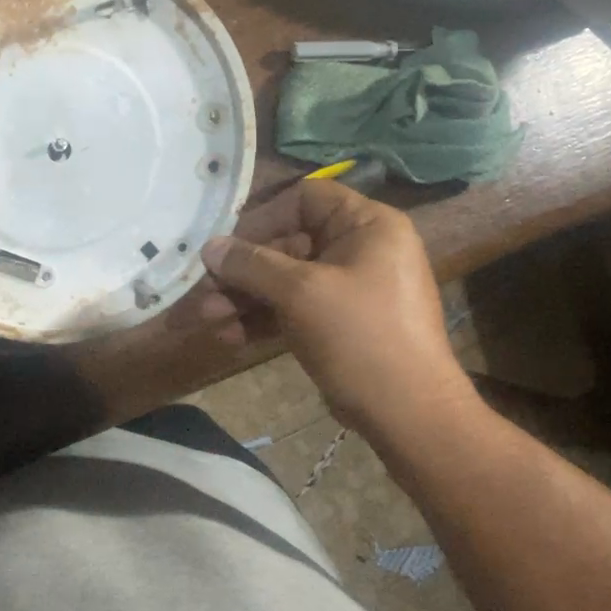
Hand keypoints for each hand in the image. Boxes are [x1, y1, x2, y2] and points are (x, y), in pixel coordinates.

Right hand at [196, 180, 476, 435]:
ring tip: (208, 319)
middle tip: (204, 291)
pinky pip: (292, 308)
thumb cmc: (359, 336)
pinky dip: (262, 318)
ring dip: (243, 297)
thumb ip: (251, 265)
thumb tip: (210, 247)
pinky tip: (230, 336)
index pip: (305, 198)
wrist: (406, 411)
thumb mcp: (300, 292)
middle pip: (287, 242)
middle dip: (242, 270)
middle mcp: (359, 249)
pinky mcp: (337, 322)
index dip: (262, 218)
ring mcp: (348, 288)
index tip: (226, 246)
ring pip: (284, 280)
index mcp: (367, 225)